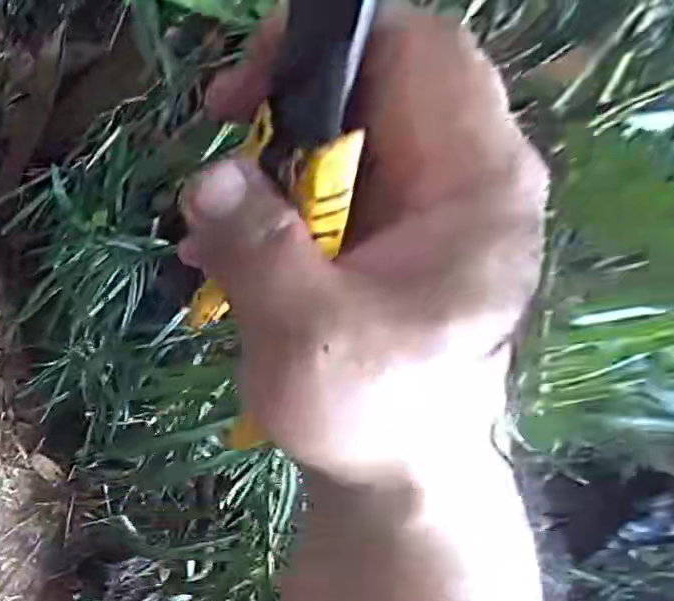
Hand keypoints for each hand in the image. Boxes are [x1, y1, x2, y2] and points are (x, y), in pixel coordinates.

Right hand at [177, 7, 548, 488]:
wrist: (392, 478)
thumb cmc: (362, 407)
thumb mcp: (301, 328)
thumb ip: (255, 247)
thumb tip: (206, 176)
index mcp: (469, 180)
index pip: (413, 53)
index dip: (323, 49)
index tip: (234, 97)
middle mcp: (454, 185)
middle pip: (370, 103)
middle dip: (278, 125)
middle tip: (211, 167)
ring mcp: (417, 226)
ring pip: (337, 162)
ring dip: (262, 185)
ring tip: (205, 233)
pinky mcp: (381, 262)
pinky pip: (323, 215)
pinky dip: (268, 226)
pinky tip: (220, 262)